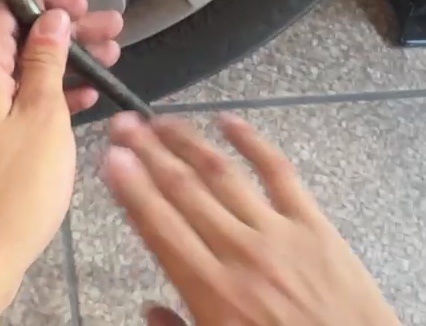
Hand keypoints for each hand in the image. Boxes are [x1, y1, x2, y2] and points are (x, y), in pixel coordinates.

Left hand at [0, 0, 122, 325]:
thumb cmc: (10, 188)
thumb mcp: (42, 115)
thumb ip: (47, 60)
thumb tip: (52, 17)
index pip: (10, 8)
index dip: (50, 2)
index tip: (87, 8)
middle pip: (23, 38)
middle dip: (70, 32)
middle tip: (114, 31)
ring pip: (27, 70)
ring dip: (69, 62)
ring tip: (112, 58)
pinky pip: (22, 102)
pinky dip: (54, 95)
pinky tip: (88, 97)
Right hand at [101, 113, 398, 325]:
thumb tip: (149, 309)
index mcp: (213, 295)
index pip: (160, 228)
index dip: (132, 188)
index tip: (111, 156)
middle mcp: (240, 254)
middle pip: (184, 190)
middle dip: (148, 153)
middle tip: (123, 124)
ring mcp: (279, 232)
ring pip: (222, 173)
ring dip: (187, 141)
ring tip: (160, 119)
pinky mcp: (314, 223)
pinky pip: (279, 171)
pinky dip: (252, 141)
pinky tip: (228, 119)